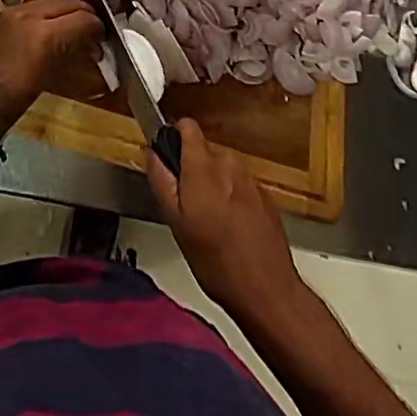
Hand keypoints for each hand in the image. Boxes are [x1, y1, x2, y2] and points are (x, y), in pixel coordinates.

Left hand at [0, 0, 101, 132]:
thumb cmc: (19, 97)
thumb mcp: (55, 73)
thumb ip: (75, 48)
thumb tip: (92, 39)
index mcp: (44, 33)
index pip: (81, 16)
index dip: (96, 25)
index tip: (103, 34)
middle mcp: (27, 15)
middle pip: (67, 2)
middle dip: (84, 14)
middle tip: (93, 29)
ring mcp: (12, 13)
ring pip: (50, 1)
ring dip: (66, 11)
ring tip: (74, 28)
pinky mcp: (2, 16)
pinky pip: (33, 6)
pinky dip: (47, 14)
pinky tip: (51, 28)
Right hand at [146, 119, 303, 313]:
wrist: (265, 288)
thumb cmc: (216, 260)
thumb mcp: (175, 221)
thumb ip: (161, 179)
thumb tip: (151, 152)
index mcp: (204, 166)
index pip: (187, 126)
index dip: (173, 136)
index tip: (167, 156)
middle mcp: (230, 164)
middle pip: (203, 150)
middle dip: (191, 170)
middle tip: (185, 205)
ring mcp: (250, 179)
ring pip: (221, 169)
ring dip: (212, 185)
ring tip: (207, 221)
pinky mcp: (264, 195)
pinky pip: (238, 185)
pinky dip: (230, 197)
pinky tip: (228, 227)